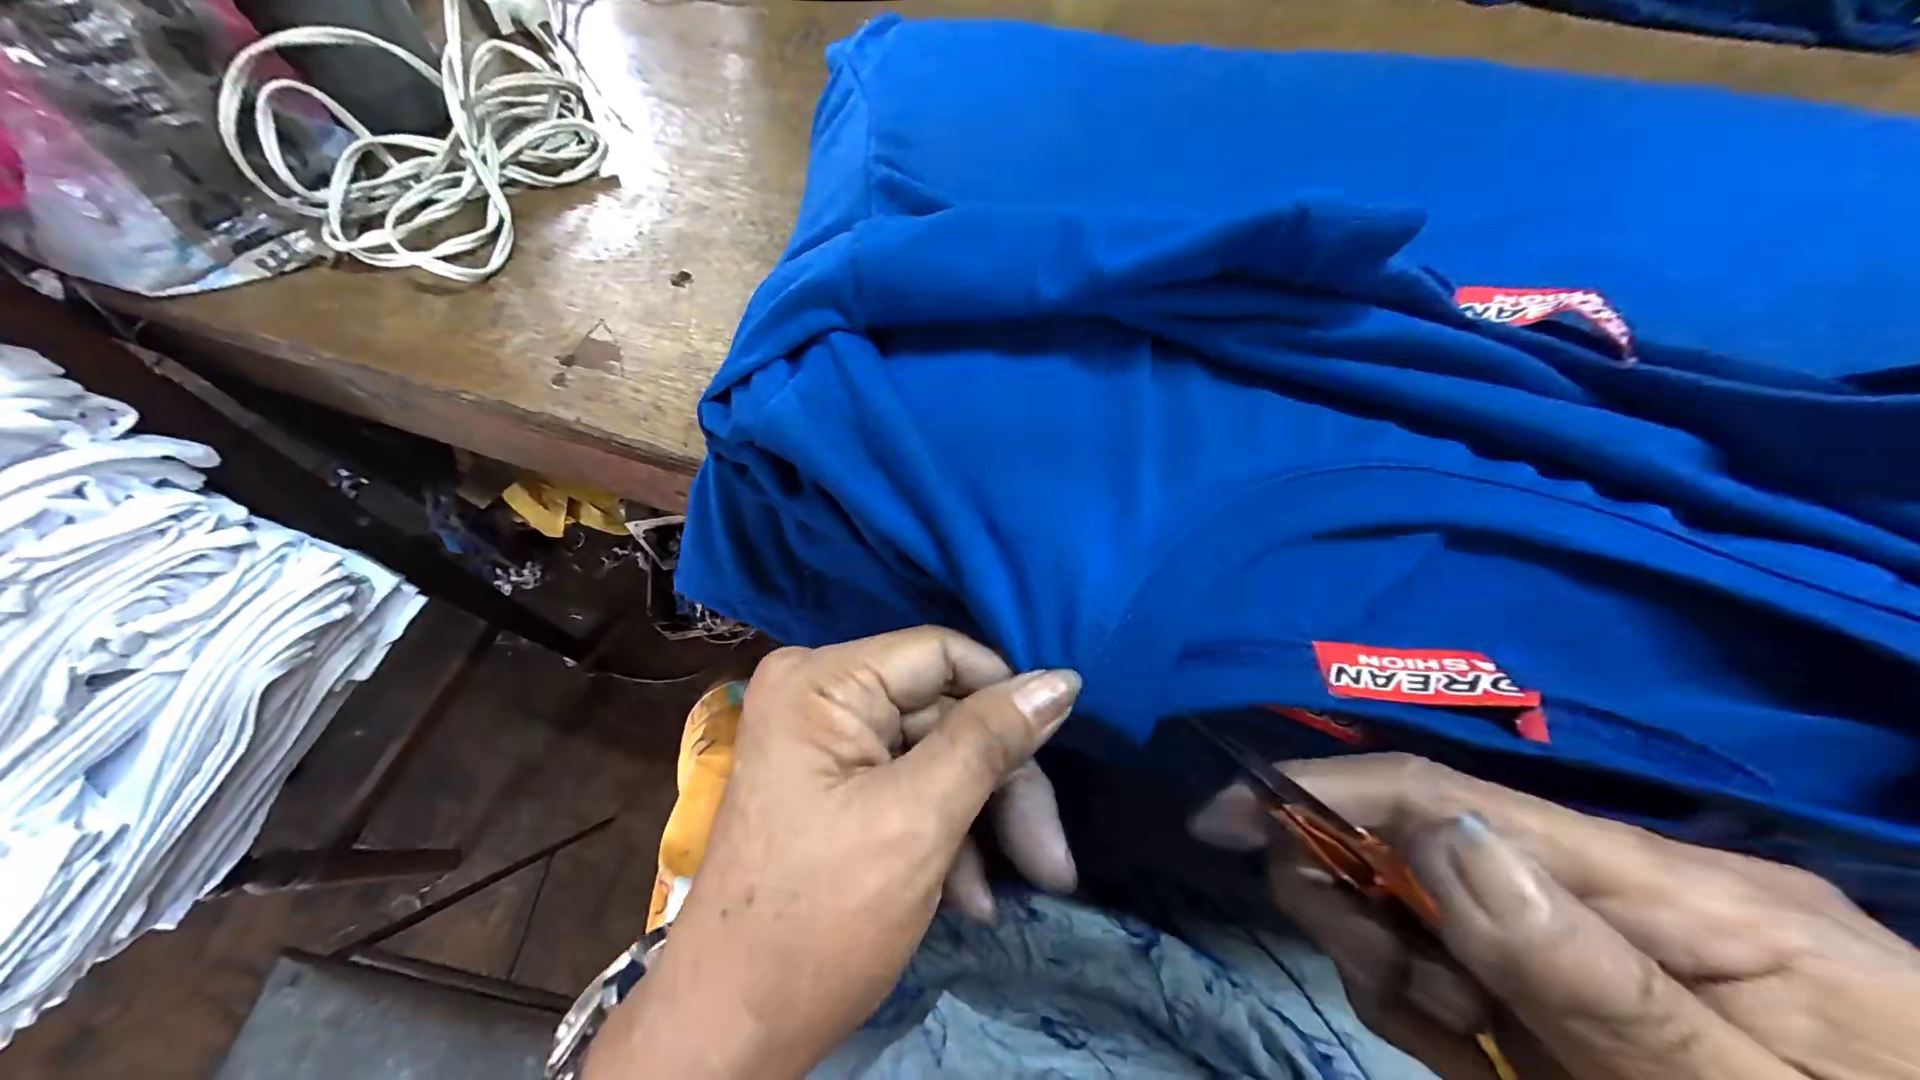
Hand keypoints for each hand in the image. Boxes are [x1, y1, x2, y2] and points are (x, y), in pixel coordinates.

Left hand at [588, 627, 1081, 1079]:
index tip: (1055, 748)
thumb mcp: (919, 821)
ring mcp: (829, 742)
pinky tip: (970, 898)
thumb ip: (992, 741)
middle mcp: (821, 694)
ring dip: (986, 817)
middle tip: (1050, 858)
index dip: (1004, 695)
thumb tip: (1062, 679)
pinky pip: (914, 785)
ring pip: (940, 754)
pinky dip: (951, 834)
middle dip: (1004, 782)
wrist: (733, 1033)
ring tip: (1026, 883)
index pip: (941, 653)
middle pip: (946, 711)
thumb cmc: (819, 921)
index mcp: (822, 681)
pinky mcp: (839, 784)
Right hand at [1191, 754, 1919, 1079]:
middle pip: (1416, 839)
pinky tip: (1474, 1055)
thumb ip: (1603, 982)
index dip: (1325, 791)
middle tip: (1411, 1005)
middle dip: (1362, 905)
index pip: (1454, 797)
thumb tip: (1446, 835)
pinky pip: (1447, 958)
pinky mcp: (1567, 978)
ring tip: (1464, 1053)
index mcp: (1679, 890)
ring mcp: (1588, 932)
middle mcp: (1618, 883)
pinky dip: (1426, 1005)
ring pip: (1415, 903)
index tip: (1218, 819)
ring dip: (1395, 970)